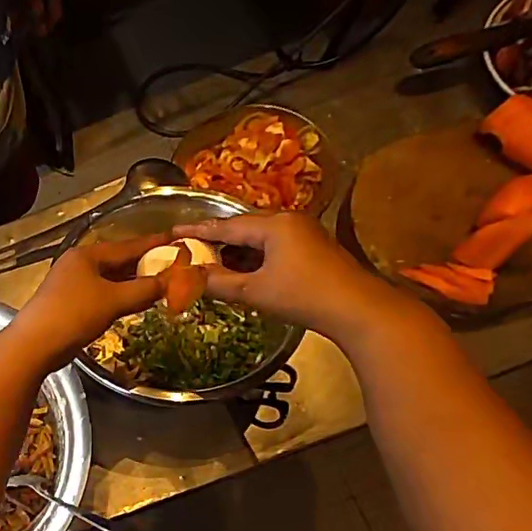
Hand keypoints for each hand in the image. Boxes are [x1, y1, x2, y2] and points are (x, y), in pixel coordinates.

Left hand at [6, 234, 167, 366]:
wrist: (34, 345)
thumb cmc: (73, 316)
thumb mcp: (113, 300)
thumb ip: (144, 289)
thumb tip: (170, 281)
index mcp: (87, 256)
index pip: (128, 246)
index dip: (154, 244)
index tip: (176, 241)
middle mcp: (79, 265)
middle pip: (119, 261)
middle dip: (145, 264)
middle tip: (174, 266)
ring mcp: (72, 285)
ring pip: (111, 279)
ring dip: (134, 282)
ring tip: (160, 284)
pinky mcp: (70, 305)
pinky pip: (103, 294)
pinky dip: (121, 296)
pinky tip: (134, 303)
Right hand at [172, 214, 407, 338]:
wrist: (357, 308)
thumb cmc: (303, 295)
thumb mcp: (255, 291)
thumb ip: (219, 283)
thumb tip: (188, 279)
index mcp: (273, 225)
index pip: (227, 225)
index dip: (198, 231)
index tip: (174, 233)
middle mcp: (289, 221)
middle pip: (244, 227)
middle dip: (216, 239)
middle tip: (190, 248)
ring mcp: (304, 234)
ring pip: (260, 238)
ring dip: (235, 250)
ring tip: (210, 261)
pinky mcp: (313, 250)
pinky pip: (274, 247)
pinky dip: (254, 257)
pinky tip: (242, 271)